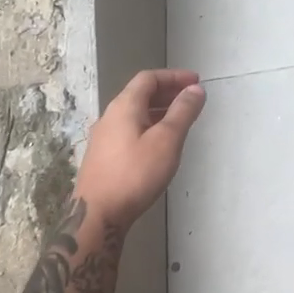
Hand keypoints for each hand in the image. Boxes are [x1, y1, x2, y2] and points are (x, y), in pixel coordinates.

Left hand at [72, 69, 205, 227]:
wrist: (96, 216)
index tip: (196, 82)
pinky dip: (149, 124)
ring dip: (159, 109)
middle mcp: (109, 117)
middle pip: (140, 93)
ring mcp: (103, 138)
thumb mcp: (167, 140)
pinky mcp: (103, 156)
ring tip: (181, 119)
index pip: (148, 78)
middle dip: (168, 91)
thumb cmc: (136, 173)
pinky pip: (129, 128)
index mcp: (124, 107)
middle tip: (192, 99)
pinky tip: (160, 142)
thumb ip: (183, 111)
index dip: (174, 76)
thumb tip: (195, 89)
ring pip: (134, 112)